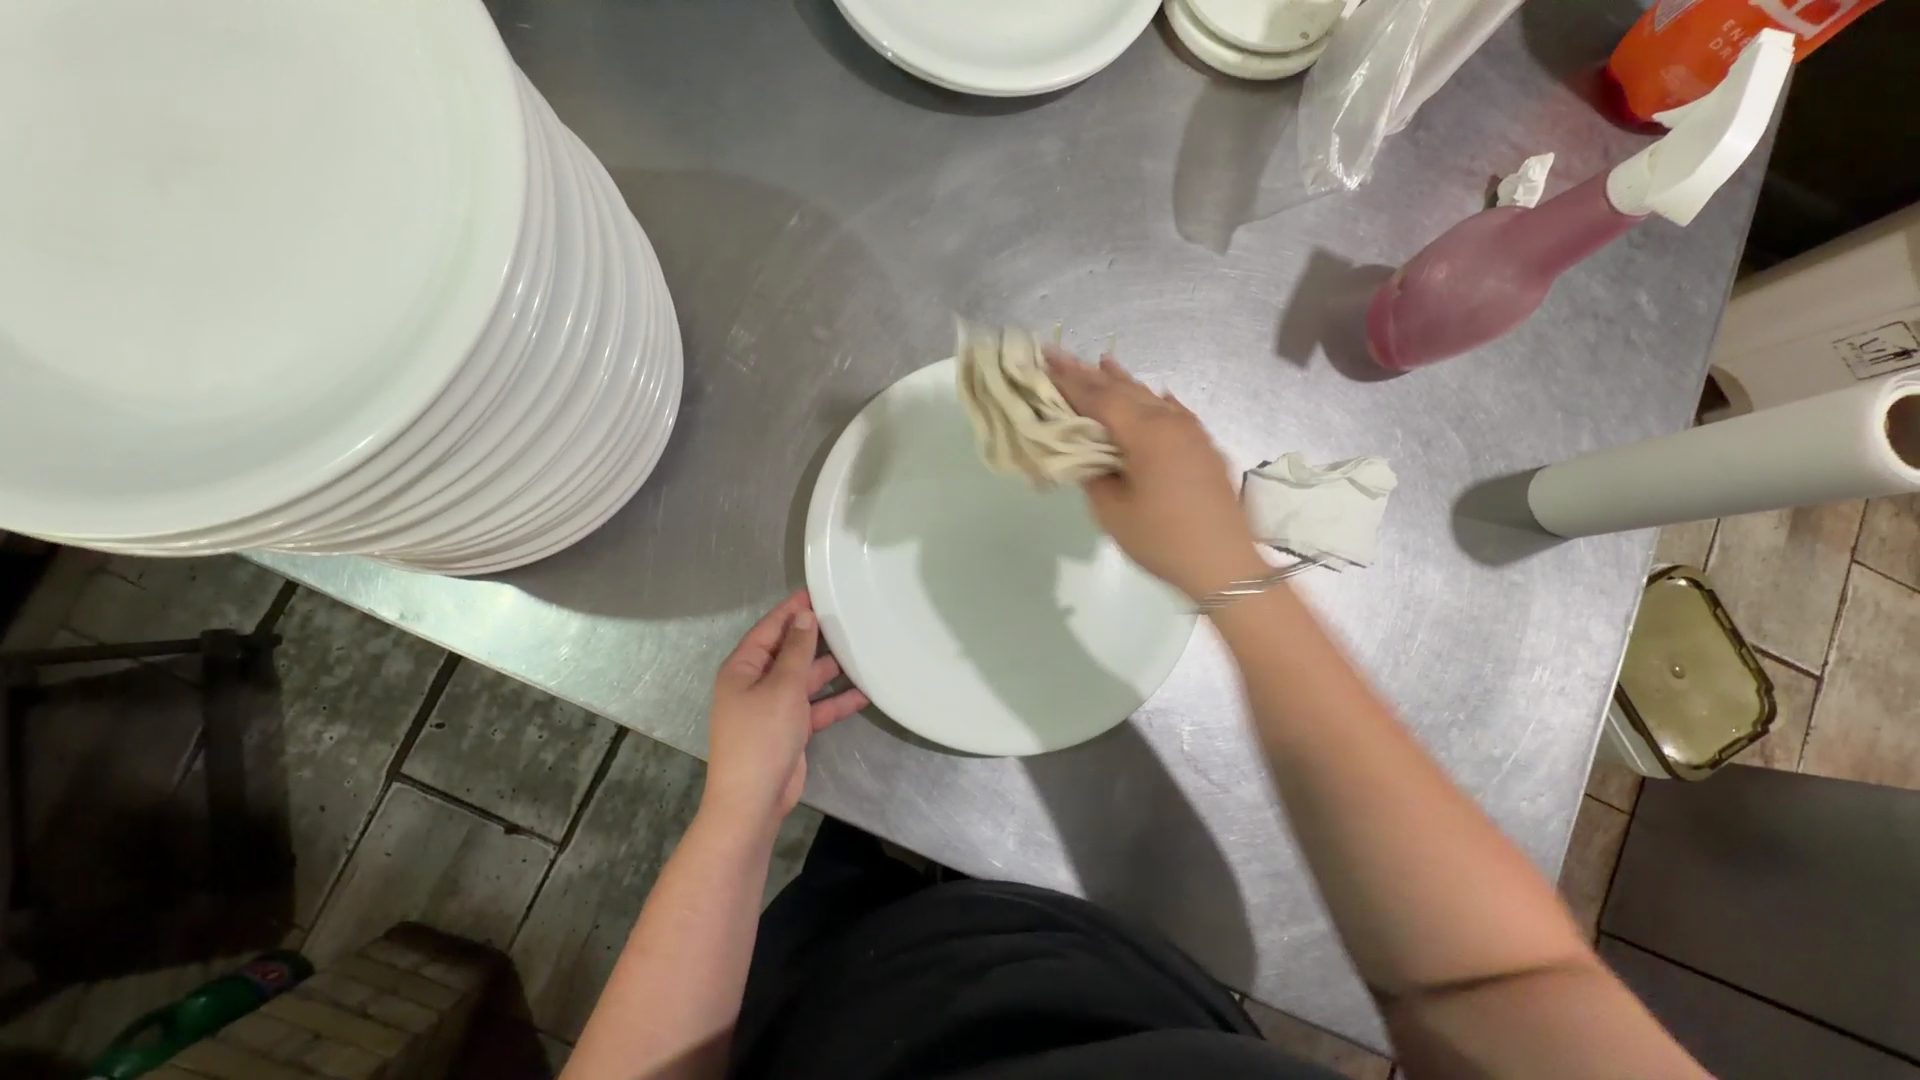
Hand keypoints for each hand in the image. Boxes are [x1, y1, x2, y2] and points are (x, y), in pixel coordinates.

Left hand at [703, 591, 868, 823]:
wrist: (753, 801)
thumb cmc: (762, 737)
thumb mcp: (782, 688)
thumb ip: (796, 651)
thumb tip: (804, 617)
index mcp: (742, 669)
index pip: (769, 630)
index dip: (792, 610)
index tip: (817, 592)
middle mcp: (754, 685)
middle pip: (788, 653)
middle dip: (815, 639)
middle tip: (848, 619)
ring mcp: (771, 709)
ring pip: (804, 681)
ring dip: (830, 671)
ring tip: (862, 652)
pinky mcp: (789, 730)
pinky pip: (814, 708)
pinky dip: (835, 702)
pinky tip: (864, 694)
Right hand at [1046, 348, 1264, 600]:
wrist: (1224, 563)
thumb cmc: (1162, 540)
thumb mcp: (1112, 512)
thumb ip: (1095, 474)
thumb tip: (1090, 454)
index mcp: (1145, 433)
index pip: (1098, 398)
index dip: (1068, 381)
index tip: (1044, 361)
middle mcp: (1169, 422)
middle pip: (1123, 390)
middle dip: (1089, 374)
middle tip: (1060, 355)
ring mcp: (1191, 432)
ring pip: (1150, 397)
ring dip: (1122, 381)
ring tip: (1100, 362)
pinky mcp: (1204, 448)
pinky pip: (1173, 412)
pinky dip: (1154, 400)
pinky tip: (1152, 394)